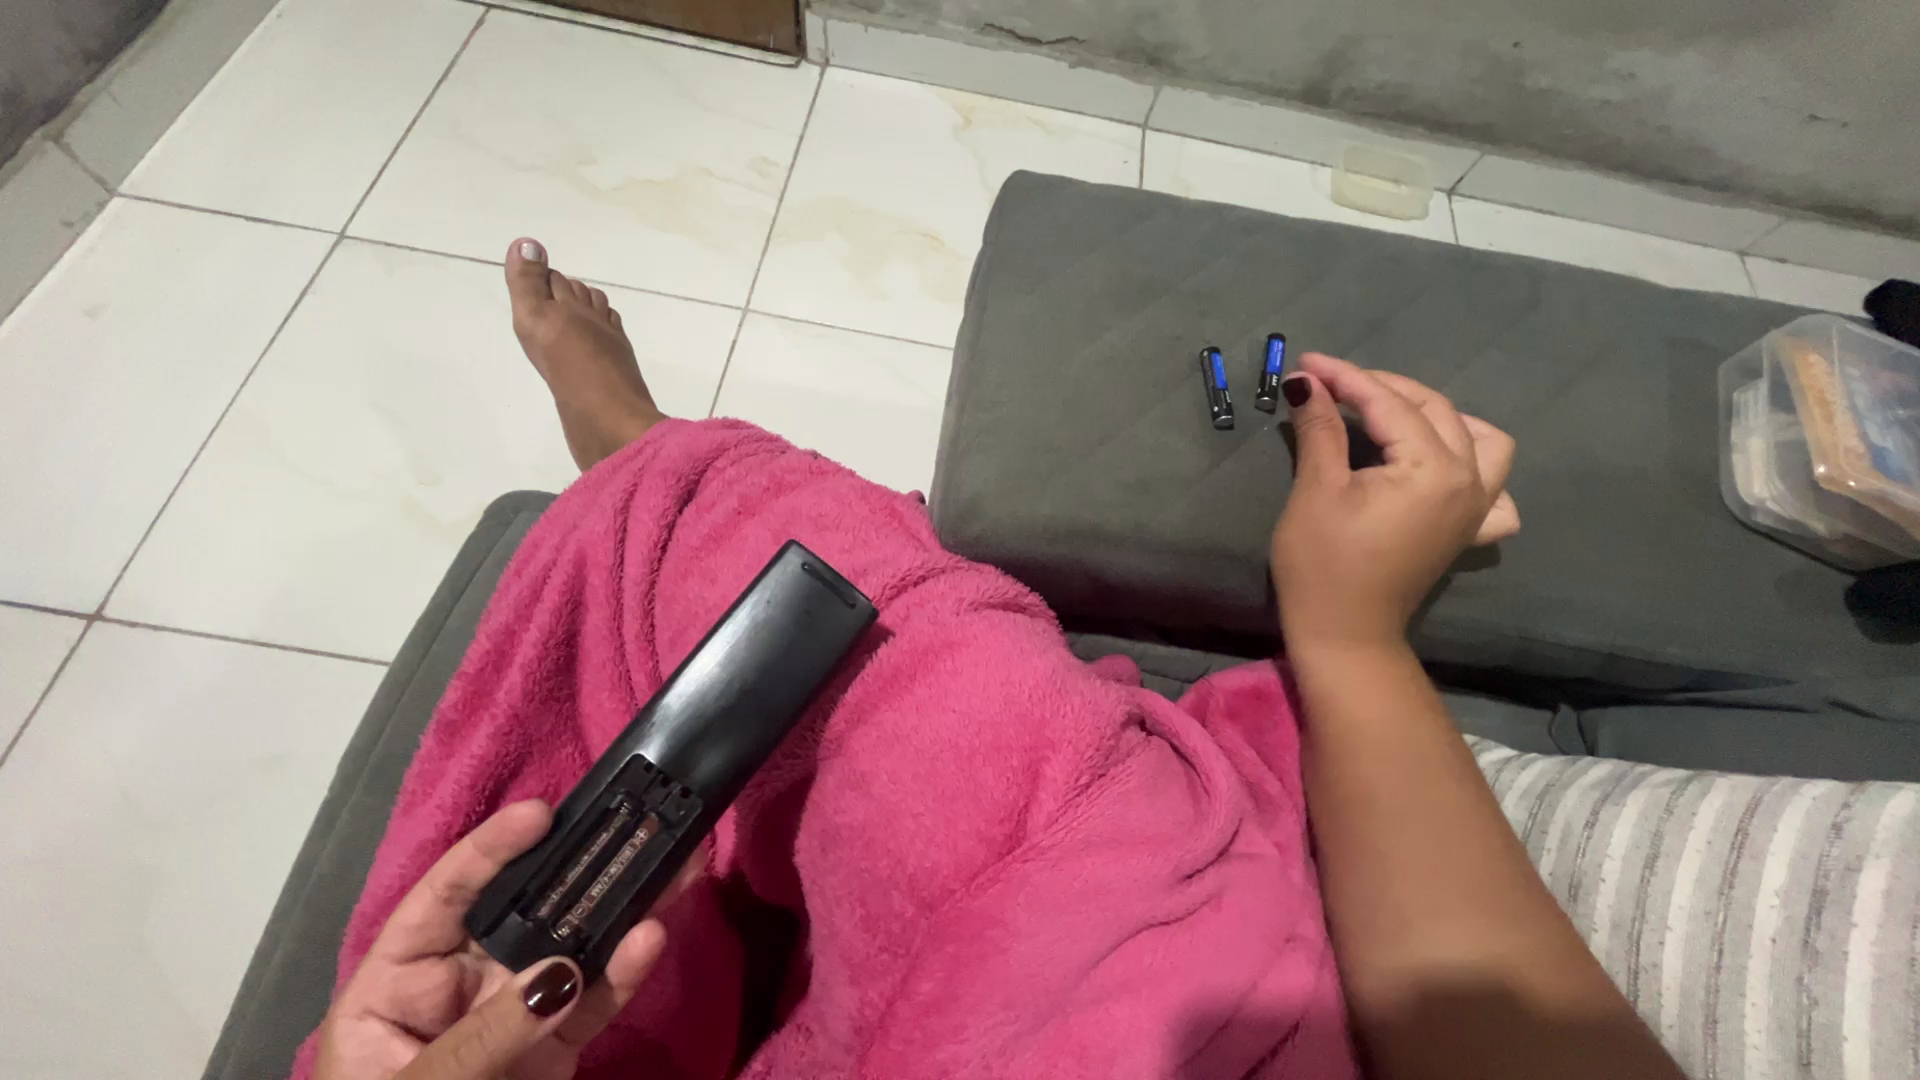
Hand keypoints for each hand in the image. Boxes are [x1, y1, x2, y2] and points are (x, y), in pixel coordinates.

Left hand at [313, 800, 702, 1079]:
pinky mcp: (558, 1044)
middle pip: (526, 911)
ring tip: (676, 864)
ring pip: (576, 946)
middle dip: (581, 868)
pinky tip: (653, 938)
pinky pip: (595, 999)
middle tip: (635, 824)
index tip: (540, 814)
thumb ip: (480, 1041)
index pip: (443, 899)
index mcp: (398, 986)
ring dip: (625, 907)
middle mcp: (462, 984)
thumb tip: (561, 972)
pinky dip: (626, 971)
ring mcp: (517, 1011)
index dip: (488, 852)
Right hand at [1270, 352, 1517, 649]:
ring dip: (1438, 414)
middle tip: (1332, 382)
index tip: (1306, 363)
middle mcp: (1469, 479)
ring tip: (1394, 413)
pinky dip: (1475, 464)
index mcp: (1432, 468)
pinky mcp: (1466, 528)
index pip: (1389, 405)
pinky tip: (1447, 465)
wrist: (1343, 632)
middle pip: (1434, 410)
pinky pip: (1493, 485)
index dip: (1345, 378)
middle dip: (1382, 388)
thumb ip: (1320, 430)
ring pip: (1480, 438)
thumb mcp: (1316, 490)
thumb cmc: (1322, 563)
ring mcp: (1475, 506)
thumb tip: (1307, 383)